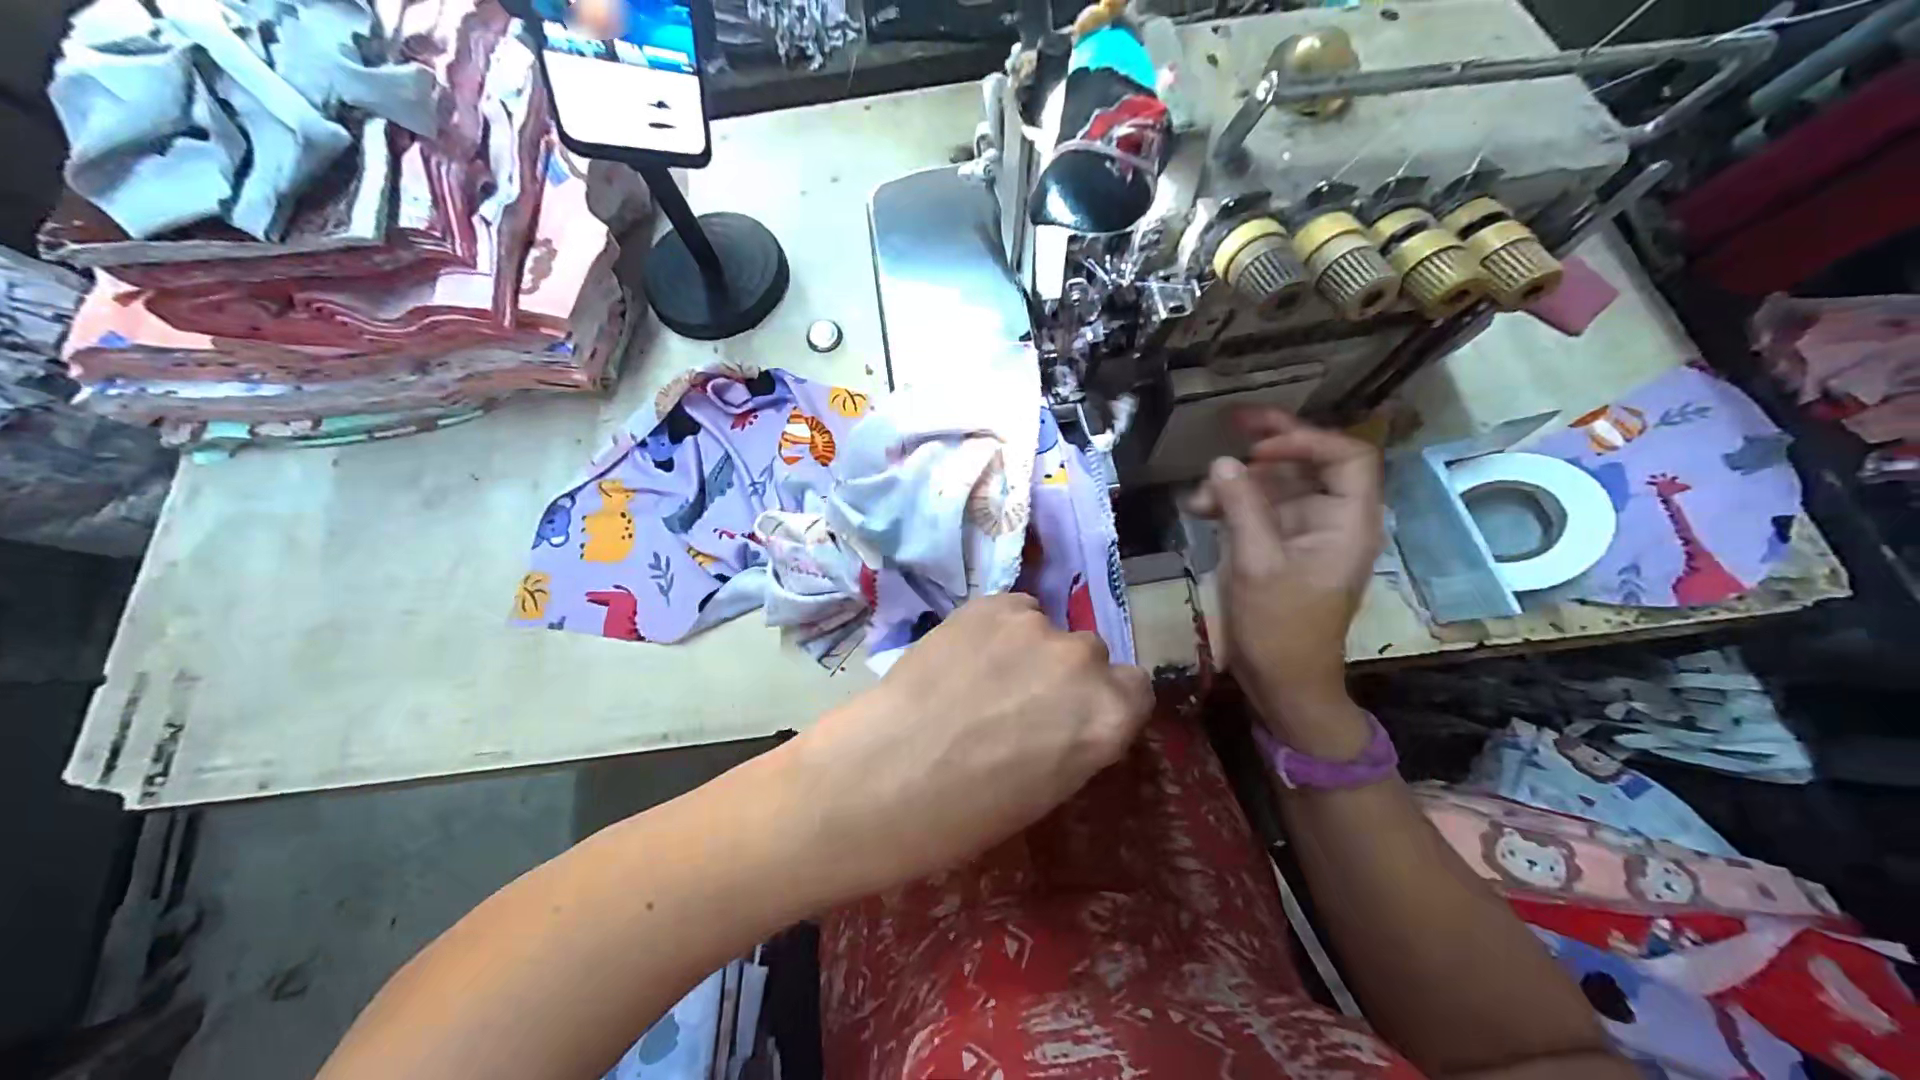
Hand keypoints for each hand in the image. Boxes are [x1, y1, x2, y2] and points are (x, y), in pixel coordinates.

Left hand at [777, 594, 1152, 900]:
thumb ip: (1076, 740)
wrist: (884, 775)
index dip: (1103, 703)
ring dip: (1026, 650)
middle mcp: (1084, 660)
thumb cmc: (967, 812)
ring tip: (978, 679)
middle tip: (1019, 702)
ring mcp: (1036, 625)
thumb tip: (1070, 716)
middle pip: (1090, 655)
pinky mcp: (990, 603)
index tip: (1074, 718)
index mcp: (1110, 716)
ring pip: (1045, 630)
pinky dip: (994, 630)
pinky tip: (960, 659)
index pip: (1134, 689)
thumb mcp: (1048, 790)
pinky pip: (1010, 610)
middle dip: (1063, 676)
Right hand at [1189, 409, 1381, 749]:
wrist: (1282, 681)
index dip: (1306, 440)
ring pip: (1277, 486)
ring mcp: (1304, 533)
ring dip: (1238, 483)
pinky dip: (1231, 505)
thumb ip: (1242, 507)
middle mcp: (1332, 519)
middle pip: (1310, 463)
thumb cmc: (1280, 627)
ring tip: (1199, 497)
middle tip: (1231, 423)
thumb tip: (1223, 461)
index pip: (1348, 457)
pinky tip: (1199, 510)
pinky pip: (1258, 511)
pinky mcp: (1279, 547)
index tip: (1259, 447)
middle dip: (1269, 445)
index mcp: (1348, 522)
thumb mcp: (1257, 564)